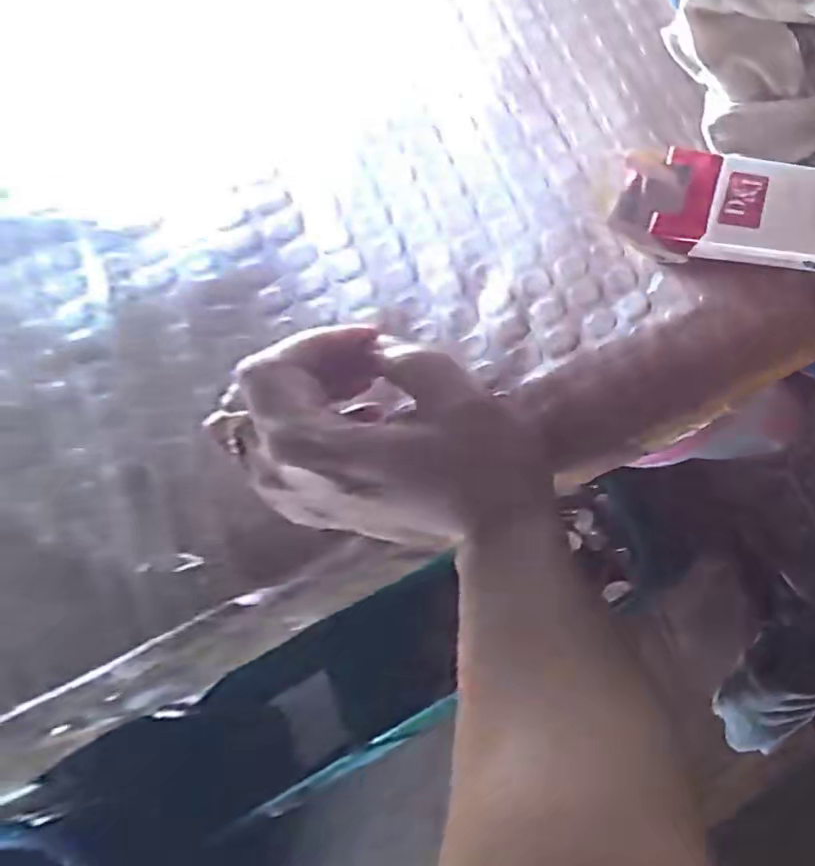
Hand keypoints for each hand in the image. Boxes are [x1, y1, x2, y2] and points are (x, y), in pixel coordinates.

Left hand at [204, 326, 551, 545]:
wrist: (504, 530)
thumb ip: (410, 360)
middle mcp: (281, 473)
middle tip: (376, 358)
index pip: (271, 371)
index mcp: (307, 444)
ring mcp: (296, 498)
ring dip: (311, 398)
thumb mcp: (461, 398)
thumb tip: (379, 352)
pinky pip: (280, 459)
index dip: (320, 342)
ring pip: (265, 429)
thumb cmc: (489, 464)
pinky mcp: (319, 511)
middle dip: (316, 367)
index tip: (377, 336)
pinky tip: (365, 425)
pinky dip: (311, 430)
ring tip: (369, 390)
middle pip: (260, 398)